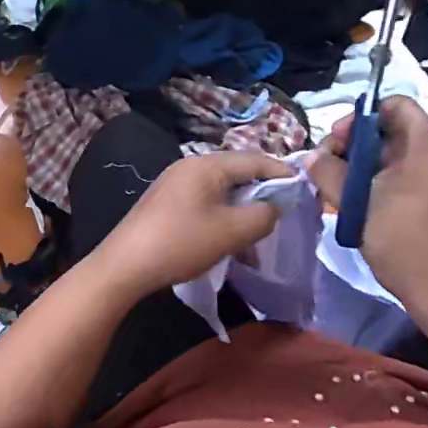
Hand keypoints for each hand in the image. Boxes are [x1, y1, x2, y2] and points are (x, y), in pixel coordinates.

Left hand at [87, 151, 292, 299]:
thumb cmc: (181, 243)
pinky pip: (205, 202)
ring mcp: (175, 183)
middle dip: (262, 194)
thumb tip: (273, 208)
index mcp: (207, 164)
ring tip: (256, 233)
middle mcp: (190, 166)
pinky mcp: (166, 203)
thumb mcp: (232, 232)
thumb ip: (263, 215)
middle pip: (238, 173)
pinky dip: (223, 216)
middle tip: (282, 213)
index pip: (256, 160)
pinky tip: (228, 239)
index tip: (303, 190)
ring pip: (222, 191)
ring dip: (242, 209)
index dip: (282, 174)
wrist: (124, 267)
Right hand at [308, 96, 427, 309]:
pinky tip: (347, 202)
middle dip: (351, 144)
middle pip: (387, 131)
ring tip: (330, 187)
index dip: (364, 114)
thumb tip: (311, 158)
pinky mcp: (422, 202)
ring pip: (386, 157)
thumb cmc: (403, 241)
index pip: (397, 105)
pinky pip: (392, 178)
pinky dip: (368, 183)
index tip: (338, 140)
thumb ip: (332, 174)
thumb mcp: (359, 204)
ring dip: (355, 166)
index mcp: (424, 149)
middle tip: (325, 166)